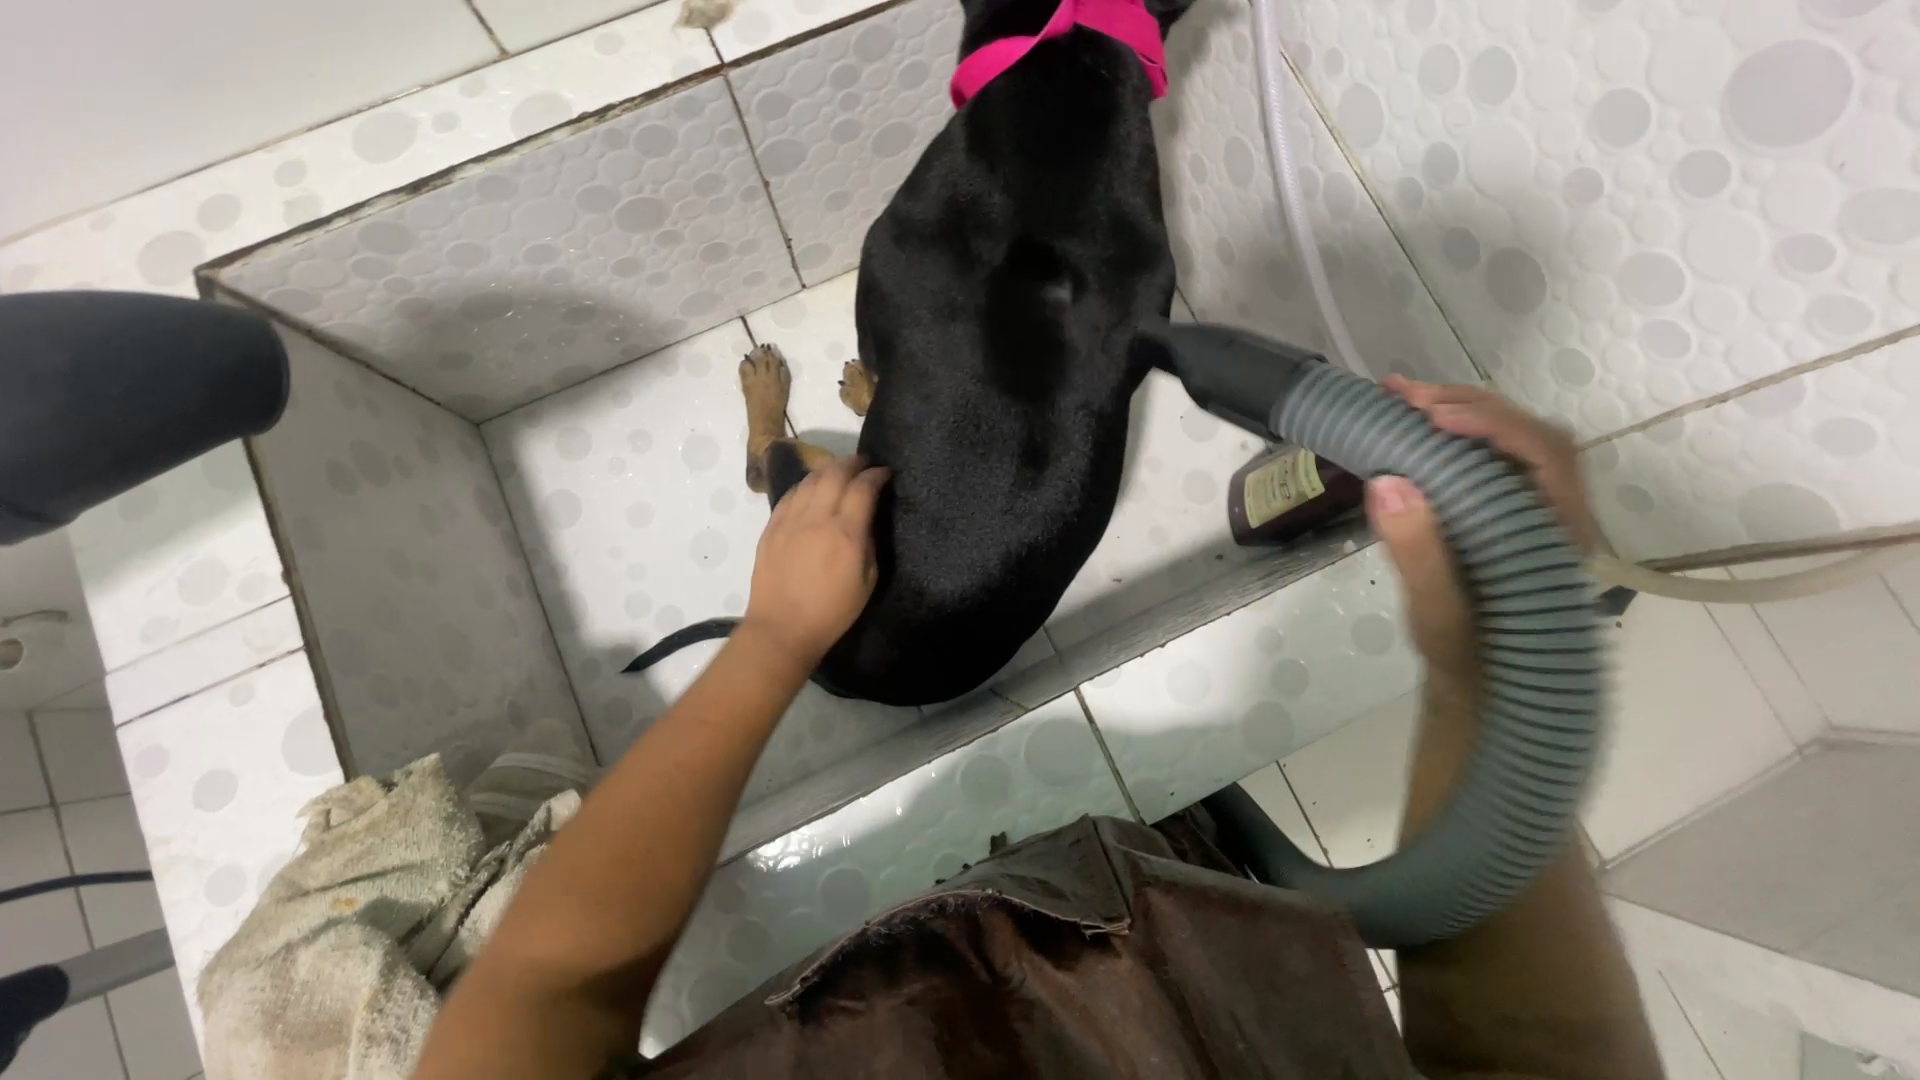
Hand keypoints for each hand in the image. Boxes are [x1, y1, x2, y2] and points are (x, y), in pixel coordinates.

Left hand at [740, 455, 891, 667]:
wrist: (782, 628)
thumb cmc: (833, 612)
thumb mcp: (868, 581)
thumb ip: (869, 543)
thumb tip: (866, 518)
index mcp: (846, 533)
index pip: (864, 487)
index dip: (877, 474)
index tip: (886, 473)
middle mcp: (817, 518)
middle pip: (835, 472)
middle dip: (854, 462)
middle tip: (865, 463)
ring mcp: (790, 520)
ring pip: (810, 478)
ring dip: (829, 468)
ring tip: (840, 471)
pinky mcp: (772, 526)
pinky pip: (790, 494)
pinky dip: (806, 484)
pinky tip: (813, 488)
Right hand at [1371, 376, 1597, 692]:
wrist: (1480, 690)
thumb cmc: (1466, 659)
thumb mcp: (1438, 615)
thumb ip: (1419, 553)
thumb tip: (1387, 479)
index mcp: (1558, 535)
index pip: (1546, 455)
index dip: (1493, 424)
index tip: (1432, 416)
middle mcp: (1554, 513)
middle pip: (1527, 437)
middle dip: (1467, 407)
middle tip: (1402, 394)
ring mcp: (1527, 511)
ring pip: (1506, 442)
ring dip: (1454, 413)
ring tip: (1397, 397)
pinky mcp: (1498, 513)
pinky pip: (1482, 460)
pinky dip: (1444, 435)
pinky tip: (1408, 423)